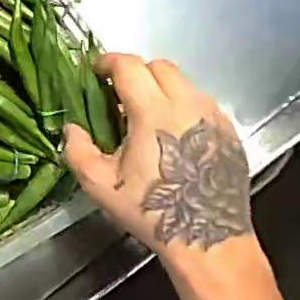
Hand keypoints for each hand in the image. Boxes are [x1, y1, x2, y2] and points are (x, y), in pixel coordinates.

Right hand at [63, 54, 255, 257]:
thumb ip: (78, 151)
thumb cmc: (153, 212)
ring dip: (161, 87)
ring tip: (146, 114)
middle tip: (118, 92)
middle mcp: (188, 105)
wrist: (208, 238)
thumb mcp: (102, 185)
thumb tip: (72, 129)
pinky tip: (173, 133)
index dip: (108, 62)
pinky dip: (183, 105)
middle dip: (135, 71)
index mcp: (154, 112)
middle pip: (159, 66)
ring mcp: (213, 116)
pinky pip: (202, 102)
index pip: (129, 66)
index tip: (96, 70)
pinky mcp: (228, 131)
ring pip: (184, 82)